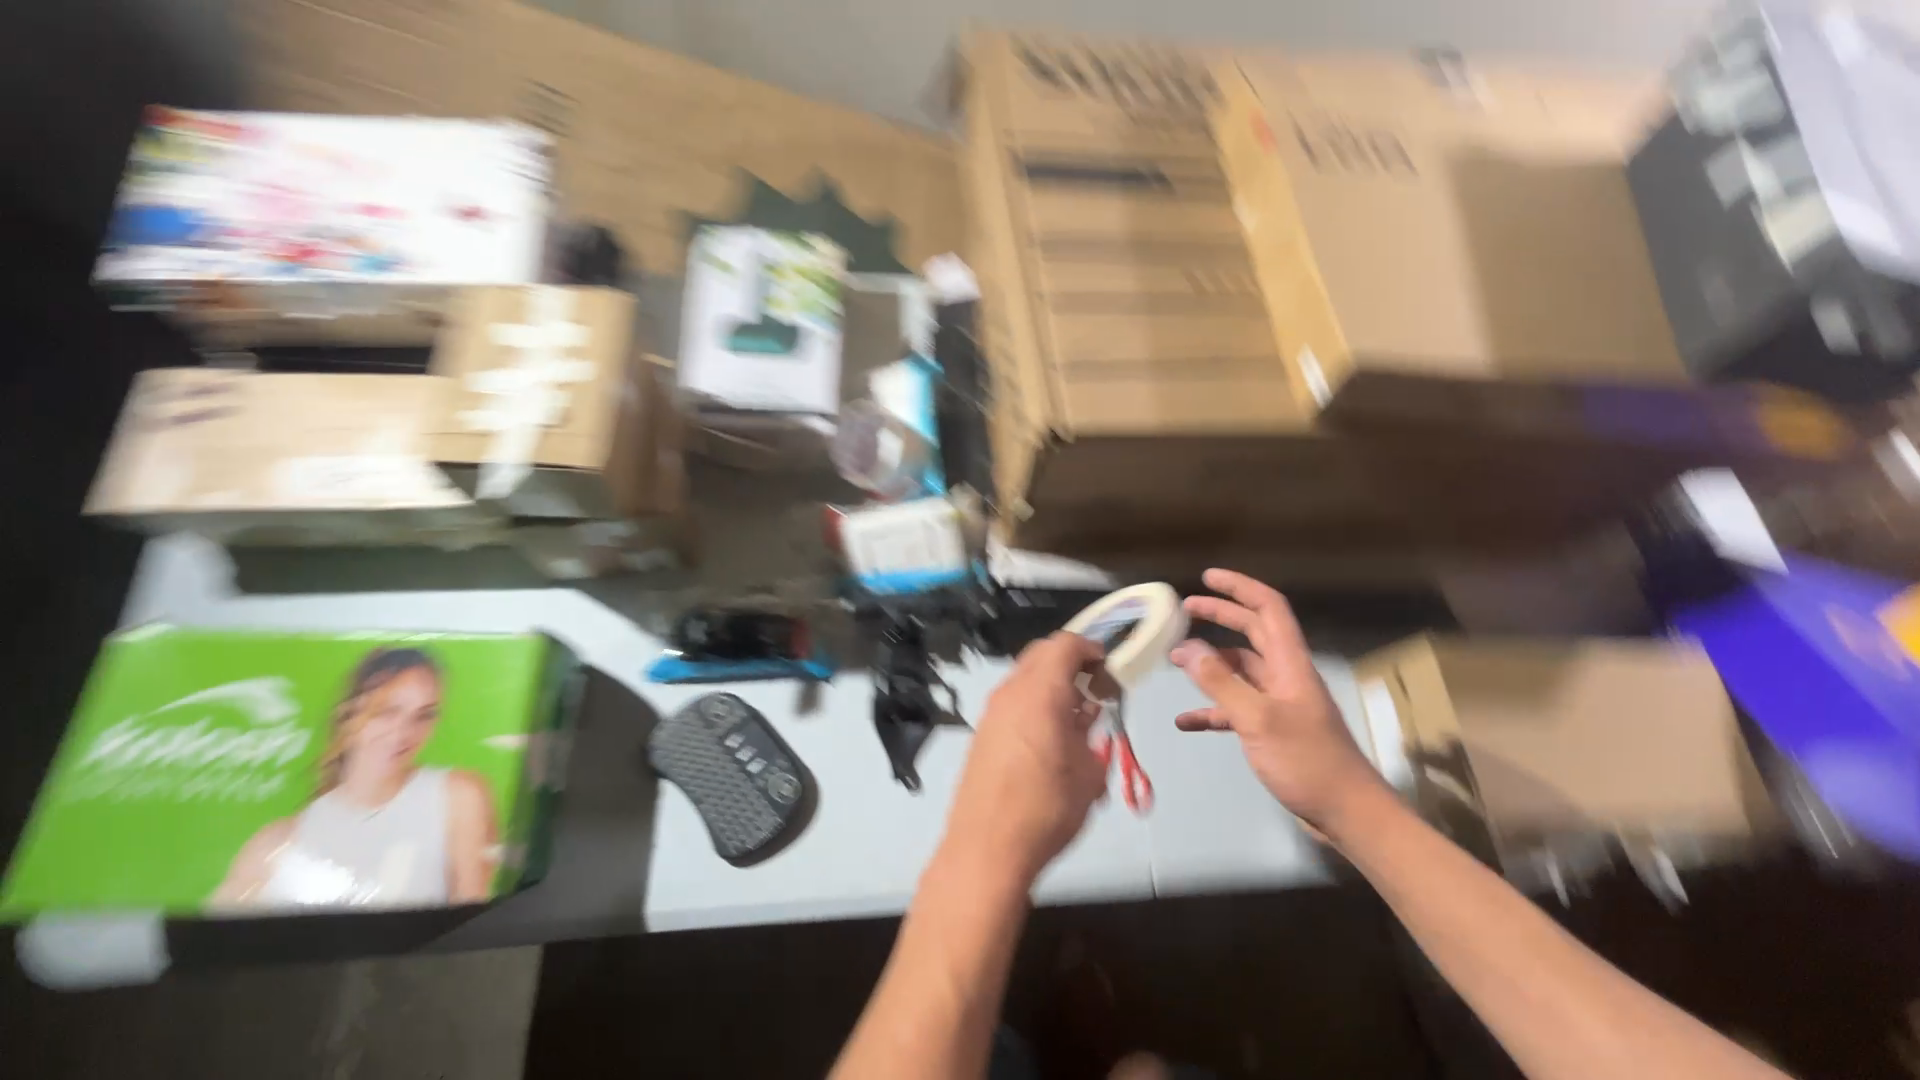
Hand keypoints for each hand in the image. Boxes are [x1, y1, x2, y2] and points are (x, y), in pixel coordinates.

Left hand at [941, 632, 1108, 887]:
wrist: (986, 847)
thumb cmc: (1047, 808)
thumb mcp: (1088, 773)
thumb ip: (1092, 736)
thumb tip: (1087, 721)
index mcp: (1041, 692)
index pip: (1066, 644)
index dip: (1091, 649)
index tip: (1108, 670)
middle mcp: (1011, 692)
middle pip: (1042, 653)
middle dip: (1070, 662)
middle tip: (1094, 689)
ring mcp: (991, 712)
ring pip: (1024, 677)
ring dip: (1051, 684)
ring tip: (1075, 718)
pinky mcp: (981, 733)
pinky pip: (1012, 702)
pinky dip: (1033, 704)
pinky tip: (1049, 739)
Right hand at [1171, 568, 1387, 837]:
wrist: (1347, 813)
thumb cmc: (1307, 761)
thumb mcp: (1257, 719)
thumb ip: (1220, 682)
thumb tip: (1186, 648)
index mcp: (1290, 664)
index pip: (1269, 609)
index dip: (1240, 588)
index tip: (1207, 577)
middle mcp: (1286, 676)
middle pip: (1252, 633)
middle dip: (1221, 617)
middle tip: (1184, 610)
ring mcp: (1280, 704)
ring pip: (1241, 671)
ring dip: (1210, 664)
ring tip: (1175, 661)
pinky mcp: (1273, 731)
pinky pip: (1236, 710)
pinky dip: (1211, 710)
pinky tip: (1185, 722)